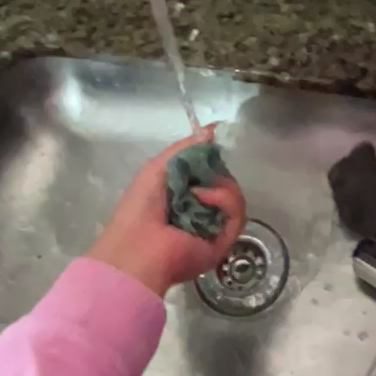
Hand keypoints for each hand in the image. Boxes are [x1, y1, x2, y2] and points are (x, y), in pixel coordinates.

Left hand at [87, 125, 247, 296]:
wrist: (138, 247)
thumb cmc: (141, 205)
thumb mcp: (161, 166)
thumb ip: (188, 147)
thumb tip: (214, 128)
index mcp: (184, 195)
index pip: (210, 171)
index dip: (213, 158)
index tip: (217, 142)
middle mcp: (201, 210)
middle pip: (226, 181)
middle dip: (218, 171)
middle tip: (203, 172)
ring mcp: (214, 226)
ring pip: (235, 196)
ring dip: (220, 186)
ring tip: (198, 192)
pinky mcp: (225, 241)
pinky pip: (238, 213)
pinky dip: (224, 200)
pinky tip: (205, 198)